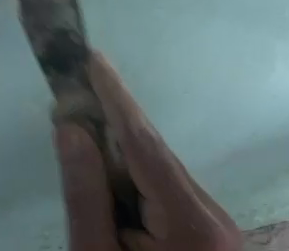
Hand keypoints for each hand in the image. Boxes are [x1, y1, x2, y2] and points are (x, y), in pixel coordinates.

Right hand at [56, 55, 243, 250]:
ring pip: (160, 175)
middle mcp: (215, 221)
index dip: (116, 98)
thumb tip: (71, 127)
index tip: (92, 57)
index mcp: (192, 225)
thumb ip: (85, 194)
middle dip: (112, 123)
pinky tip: (108, 184)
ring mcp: (219, 234)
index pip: (146, 145)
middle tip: (69, 92)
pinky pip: (167, 197)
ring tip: (80, 134)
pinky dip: (135, 183)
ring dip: (120, 155)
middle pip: (154, 157)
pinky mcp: (211, 244)